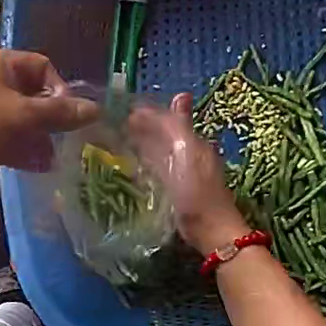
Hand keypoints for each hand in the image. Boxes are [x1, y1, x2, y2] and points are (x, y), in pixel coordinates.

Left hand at [0, 49, 99, 203]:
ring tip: (48, 164)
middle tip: (63, 146)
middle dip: (48, 121)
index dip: (61, 89)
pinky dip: (13, 151)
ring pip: (13, 121)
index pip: (42, 66)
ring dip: (33, 141)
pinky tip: (27, 169)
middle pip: (29, 96)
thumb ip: (59, 113)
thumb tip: (95, 108)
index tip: (70, 118)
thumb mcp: (22, 117)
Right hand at [128, 93, 247, 251]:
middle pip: (164, 136)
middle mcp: (190, 154)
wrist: (210, 231)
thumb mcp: (187, 154)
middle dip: (143, 128)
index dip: (148, 115)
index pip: (169, 121)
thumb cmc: (197, 192)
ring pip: (160, 152)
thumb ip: (180, 126)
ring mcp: (183, 173)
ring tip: (119, 141)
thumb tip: (180, 93)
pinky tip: (133, 166)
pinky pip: (158, 169)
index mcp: (194, 143)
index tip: (123, 111)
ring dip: (142, 144)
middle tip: (115, 125)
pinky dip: (145, 163)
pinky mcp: (177, 190)